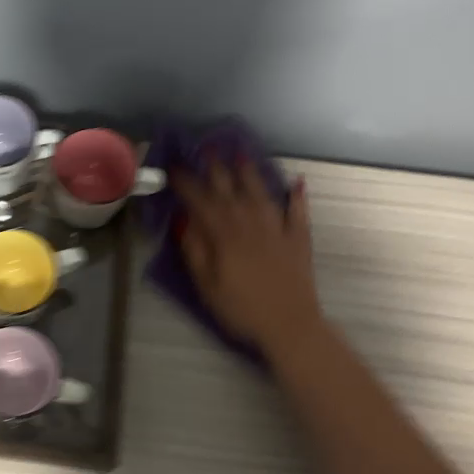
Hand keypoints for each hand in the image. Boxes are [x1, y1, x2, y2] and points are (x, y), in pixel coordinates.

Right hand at [174, 159, 321, 350]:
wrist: (290, 325)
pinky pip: (297, 213)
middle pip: (231, 191)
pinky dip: (297, 197)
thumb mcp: (207, 286)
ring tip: (243, 154)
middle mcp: (251, 225)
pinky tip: (297, 183)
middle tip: (208, 149)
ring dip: (251, 173)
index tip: (175, 166)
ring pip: (261, 194)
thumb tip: (184, 220)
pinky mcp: (298, 240)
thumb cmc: (241, 310)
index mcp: (225, 236)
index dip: (186, 183)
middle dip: (217, 169)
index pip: (201, 202)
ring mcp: (277, 230)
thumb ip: (195, 251)